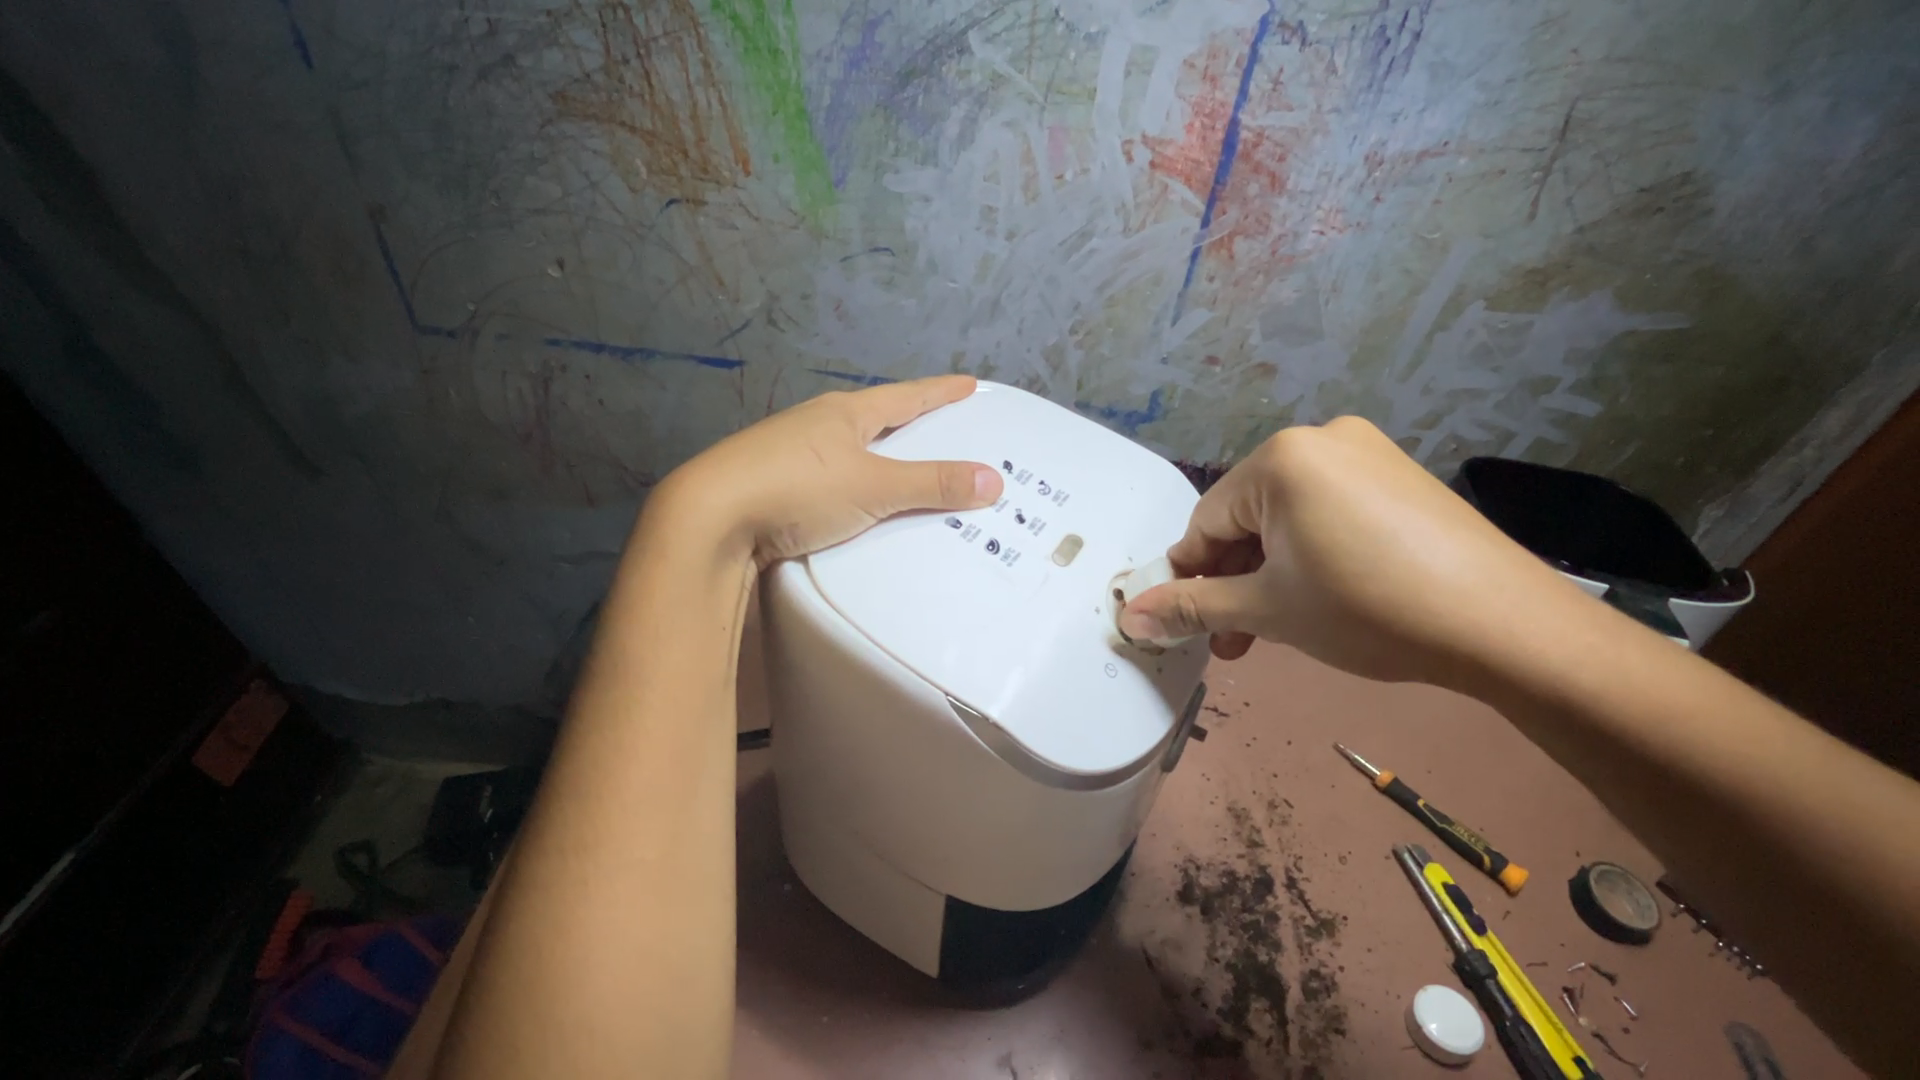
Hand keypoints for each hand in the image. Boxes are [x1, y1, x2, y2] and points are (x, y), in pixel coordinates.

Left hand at [655, 376, 1004, 567]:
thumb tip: (995, 480)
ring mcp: (786, 453)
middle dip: (906, 422)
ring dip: (872, 455)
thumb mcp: (873, 487)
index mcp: (843, 414)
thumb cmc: (797, 489)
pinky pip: (823, 477)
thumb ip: (932, 485)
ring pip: (843, 448)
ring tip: (899, 467)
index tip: (970, 385)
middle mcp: (814, 424)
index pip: (905, 397)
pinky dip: (848, 484)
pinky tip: (849, 501)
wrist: (709, 518)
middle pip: (872, 418)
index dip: (940, 393)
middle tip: (938, 428)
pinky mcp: (768, 484)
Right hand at [1119, 417, 1582, 687]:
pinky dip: (1313, 556)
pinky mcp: (1400, 478)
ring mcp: (1368, 454)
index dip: (1192, 579)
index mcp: (1280, 458)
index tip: (1192, 627)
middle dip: (1236, 583)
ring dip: (1272, 576)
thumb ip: (1192, 608)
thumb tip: (1129, 617)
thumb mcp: (1268, 611)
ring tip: (1278, 631)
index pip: (1205, 524)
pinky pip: (1330, 514)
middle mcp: (1321, 440)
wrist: (1505, 625)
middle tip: (1237, 642)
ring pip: (1288, 520)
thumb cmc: (1367, 609)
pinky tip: (1325, 599)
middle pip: (1247, 519)